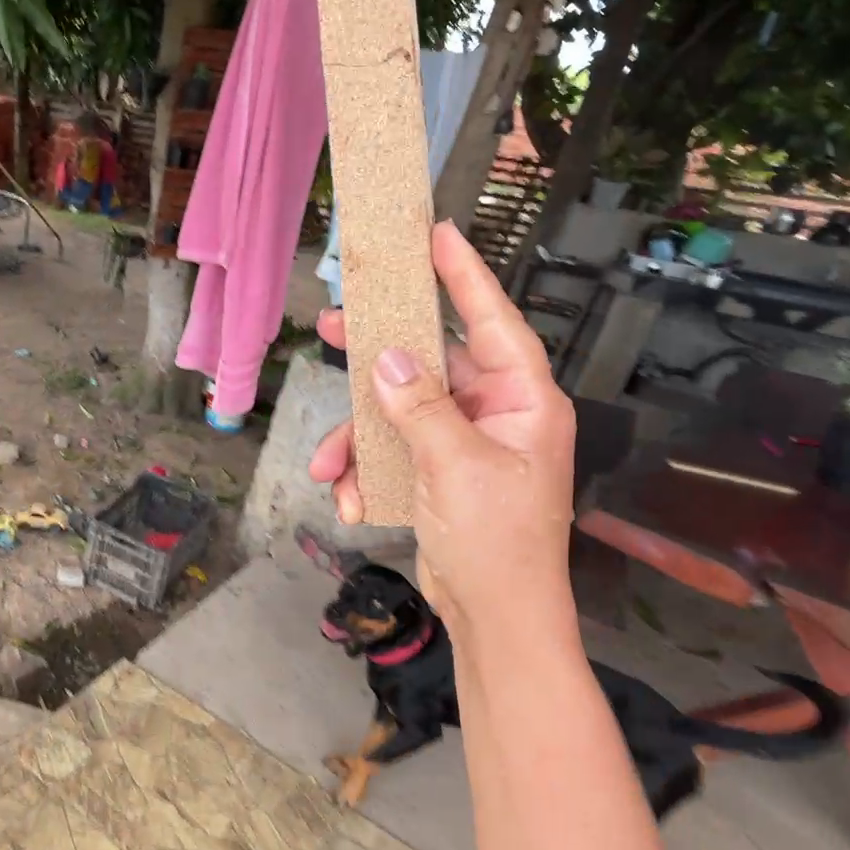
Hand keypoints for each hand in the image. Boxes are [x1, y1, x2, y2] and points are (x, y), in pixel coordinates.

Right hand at [309, 222, 576, 632]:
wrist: (494, 615)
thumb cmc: (496, 542)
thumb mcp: (456, 469)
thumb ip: (421, 409)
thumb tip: (388, 360)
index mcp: (524, 403)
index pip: (492, 324)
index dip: (465, 277)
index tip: (437, 233)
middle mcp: (495, 414)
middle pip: (429, 364)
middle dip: (377, 360)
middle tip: (332, 327)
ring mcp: (462, 442)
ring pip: (396, 412)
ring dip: (356, 437)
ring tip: (325, 466)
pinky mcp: (435, 470)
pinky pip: (390, 449)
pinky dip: (364, 470)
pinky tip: (348, 498)